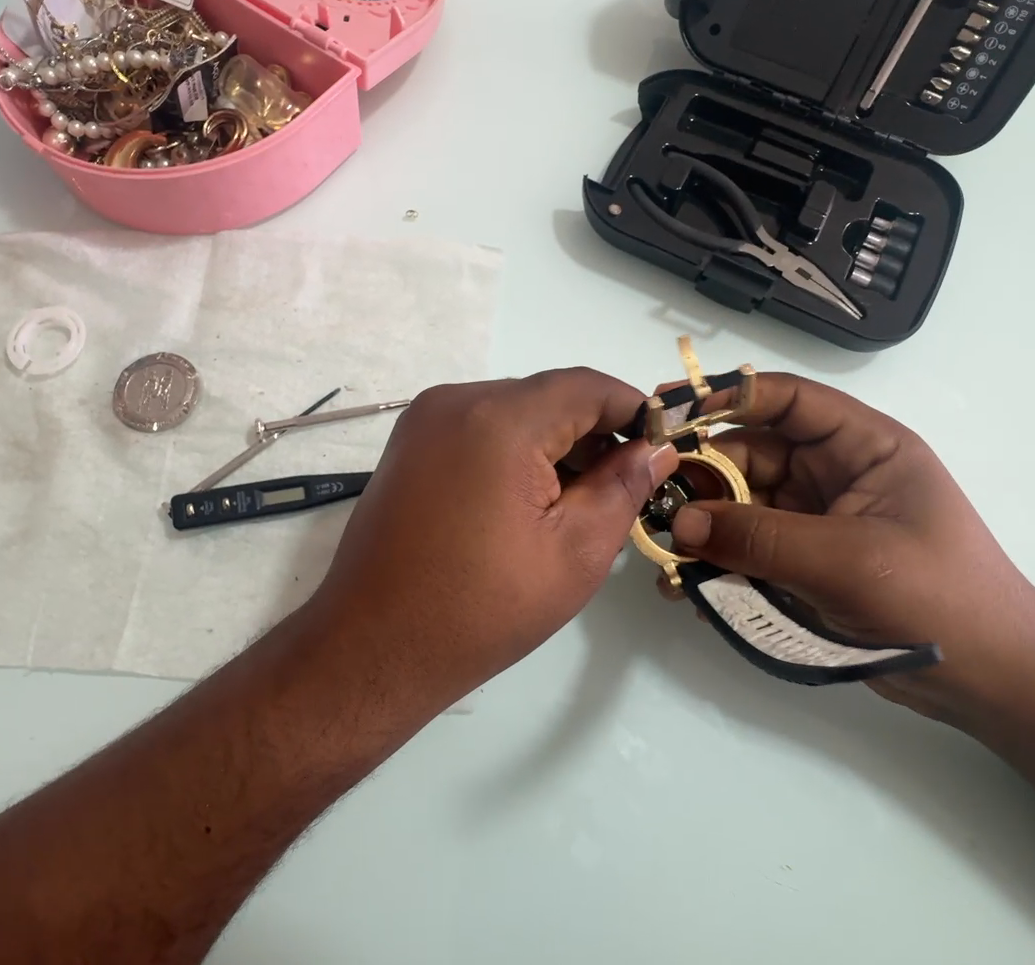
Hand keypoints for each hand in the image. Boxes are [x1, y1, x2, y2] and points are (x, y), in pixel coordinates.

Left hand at [306, 369, 679, 710]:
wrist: (373, 647)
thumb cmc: (480, 609)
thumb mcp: (574, 553)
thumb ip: (622, 488)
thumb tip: (654, 449)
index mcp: (498, 419)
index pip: (585, 387)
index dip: (632, 410)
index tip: (662, 447)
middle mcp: (454, 402)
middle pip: (547, 397)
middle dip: (593, 434)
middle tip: (625, 488)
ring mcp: (423, 422)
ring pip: (512, 413)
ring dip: (553, 446)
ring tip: (581, 503)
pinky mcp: (408, 447)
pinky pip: (478, 431)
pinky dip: (513, 453)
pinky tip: (530, 501)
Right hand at [666, 373, 1034, 719]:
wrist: (990, 682)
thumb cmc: (936, 598)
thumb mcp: (845, 560)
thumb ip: (758, 538)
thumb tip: (677, 523)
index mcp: (862, 447)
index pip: (786, 400)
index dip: (726, 397)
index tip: (668, 414)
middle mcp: (833, 475)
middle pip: (749, 455)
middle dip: (701, 478)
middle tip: (651, 504)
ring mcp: (814, 521)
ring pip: (739, 507)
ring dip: (701, 528)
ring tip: (663, 556)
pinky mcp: (801, 564)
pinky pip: (745, 551)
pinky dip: (715, 566)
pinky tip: (687, 590)